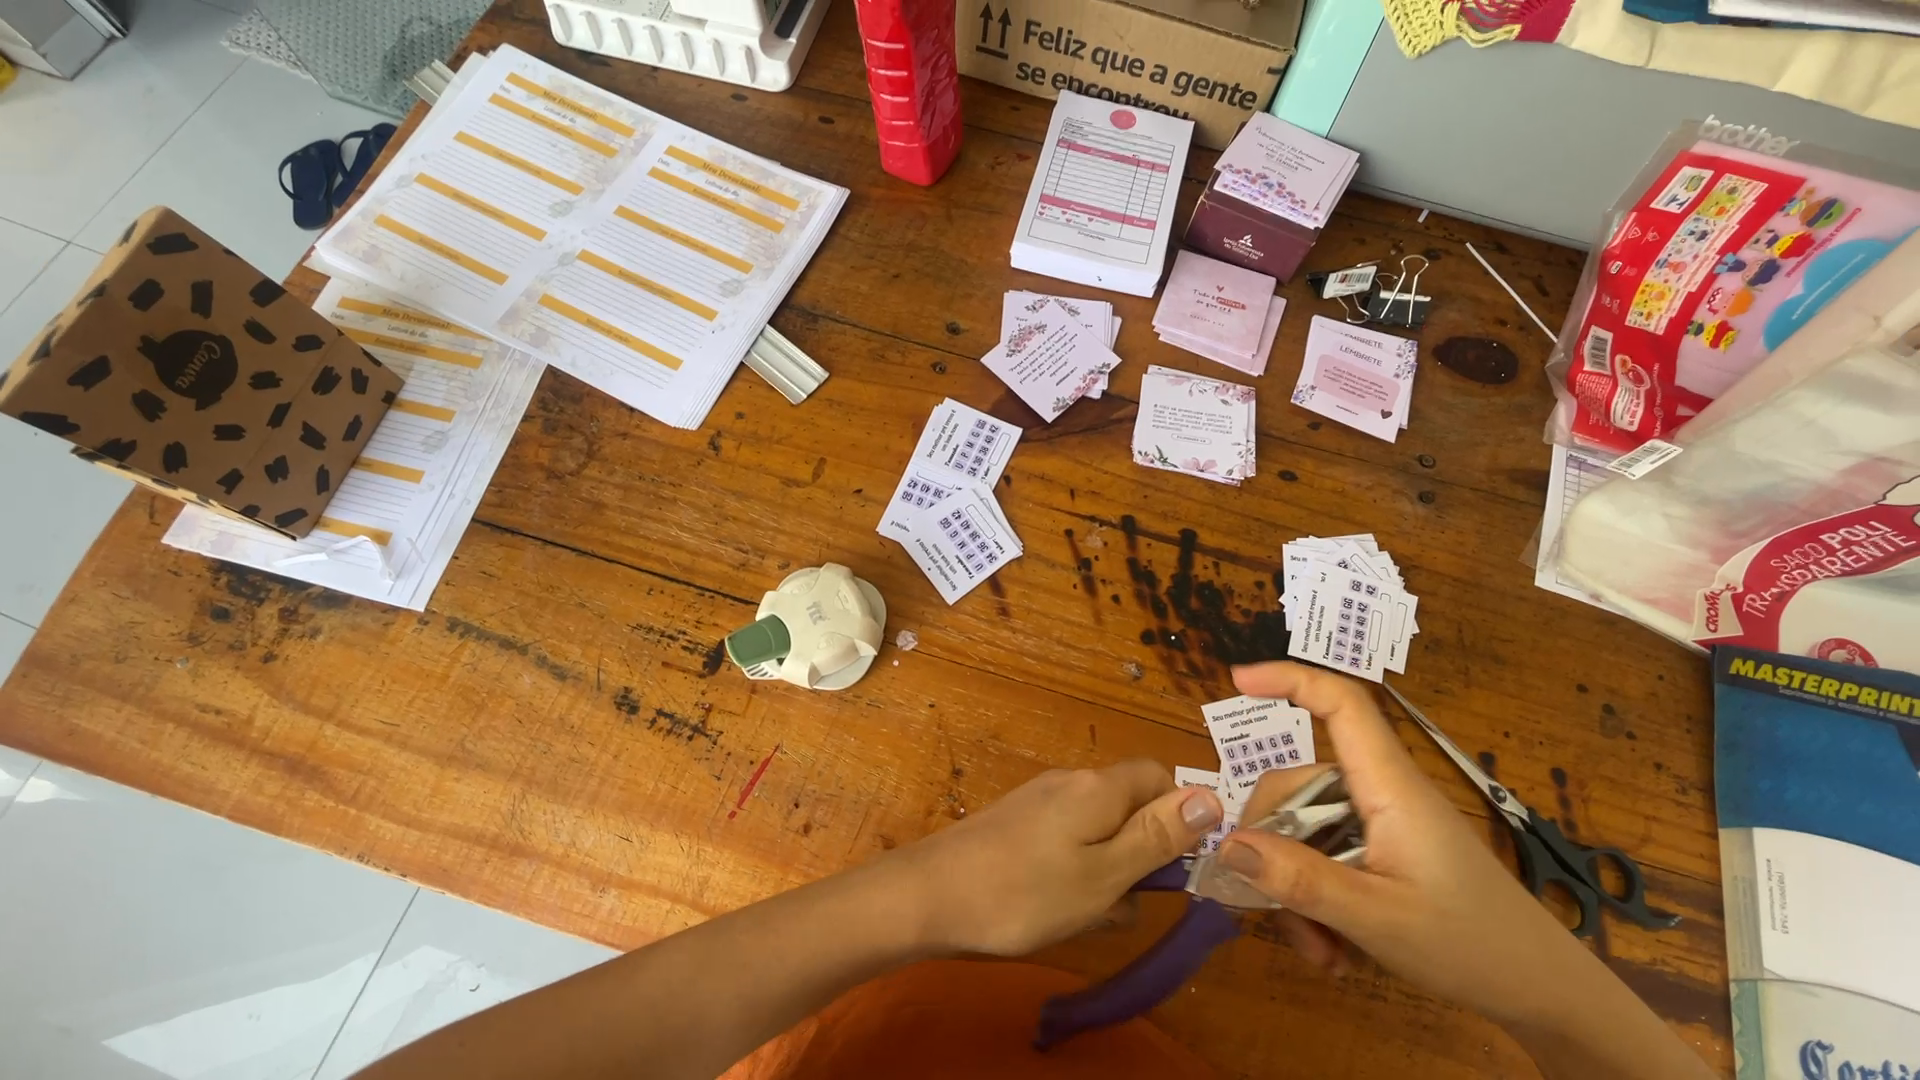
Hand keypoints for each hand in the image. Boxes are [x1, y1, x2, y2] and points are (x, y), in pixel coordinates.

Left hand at [891, 760, 1222, 956]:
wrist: (929, 896)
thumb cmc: (1025, 892)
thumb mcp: (1105, 874)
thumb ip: (1157, 837)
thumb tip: (1210, 796)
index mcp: (1099, 787)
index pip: (1159, 777)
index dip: (1178, 815)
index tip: (1176, 864)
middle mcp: (1070, 782)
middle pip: (1128, 804)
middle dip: (1141, 851)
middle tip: (1127, 901)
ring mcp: (1038, 801)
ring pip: (1098, 829)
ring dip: (1108, 869)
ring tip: (1090, 914)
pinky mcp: (1015, 824)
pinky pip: (1066, 840)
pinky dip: (1075, 871)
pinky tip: (1057, 907)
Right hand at [1216, 663, 1605, 1030]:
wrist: (1546, 995)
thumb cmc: (1473, 946)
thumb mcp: (1377, 919)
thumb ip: (1300, 880)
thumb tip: (1228, 844)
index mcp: (1389, 787)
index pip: (1342, 704)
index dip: (1289, 679)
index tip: (1236, 681)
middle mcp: (1382, 794)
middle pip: (1299, 784)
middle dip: (1274, 843)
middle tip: (1276, 909)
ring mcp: (1384, 825)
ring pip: (1306, 829)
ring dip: (1295, 886)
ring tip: (1320, 948)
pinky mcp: (1387, 853)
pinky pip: (1327, 857)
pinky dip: (1316, 897)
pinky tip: (1334, 947)